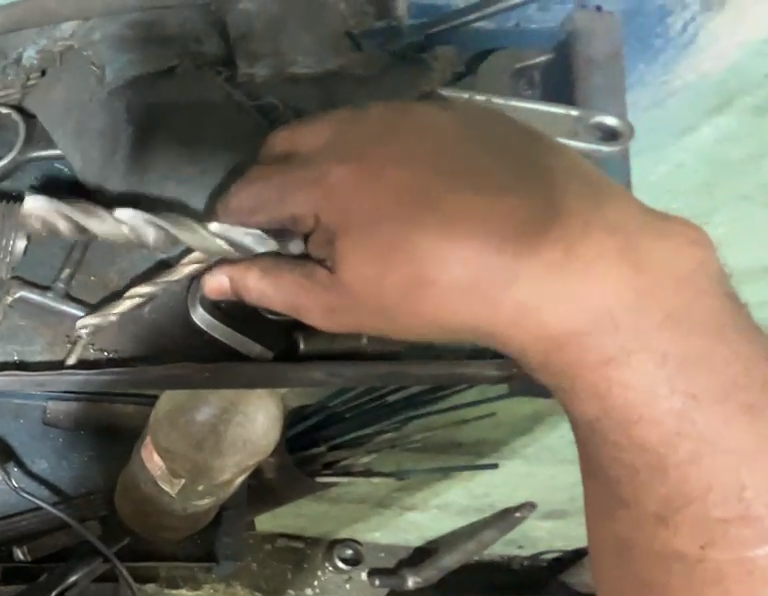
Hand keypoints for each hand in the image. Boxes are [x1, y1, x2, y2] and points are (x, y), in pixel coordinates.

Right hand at [202, 100, 700, 363]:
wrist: (564, 261)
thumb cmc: (435, 293)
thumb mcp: (337, 303)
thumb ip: (267, 284)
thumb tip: (210, 280)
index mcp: (326, 178)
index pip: (245, 192)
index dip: (228, 226)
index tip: (238, 254)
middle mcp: (363, 131)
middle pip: (283, 146)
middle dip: (268, 185)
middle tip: (286, 232)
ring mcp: (415, 115)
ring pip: (335, 127)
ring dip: (316, 165)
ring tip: (341, 214)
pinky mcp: (458, 114)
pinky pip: (388, 124)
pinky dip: (368, 154)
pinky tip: (395, 196)